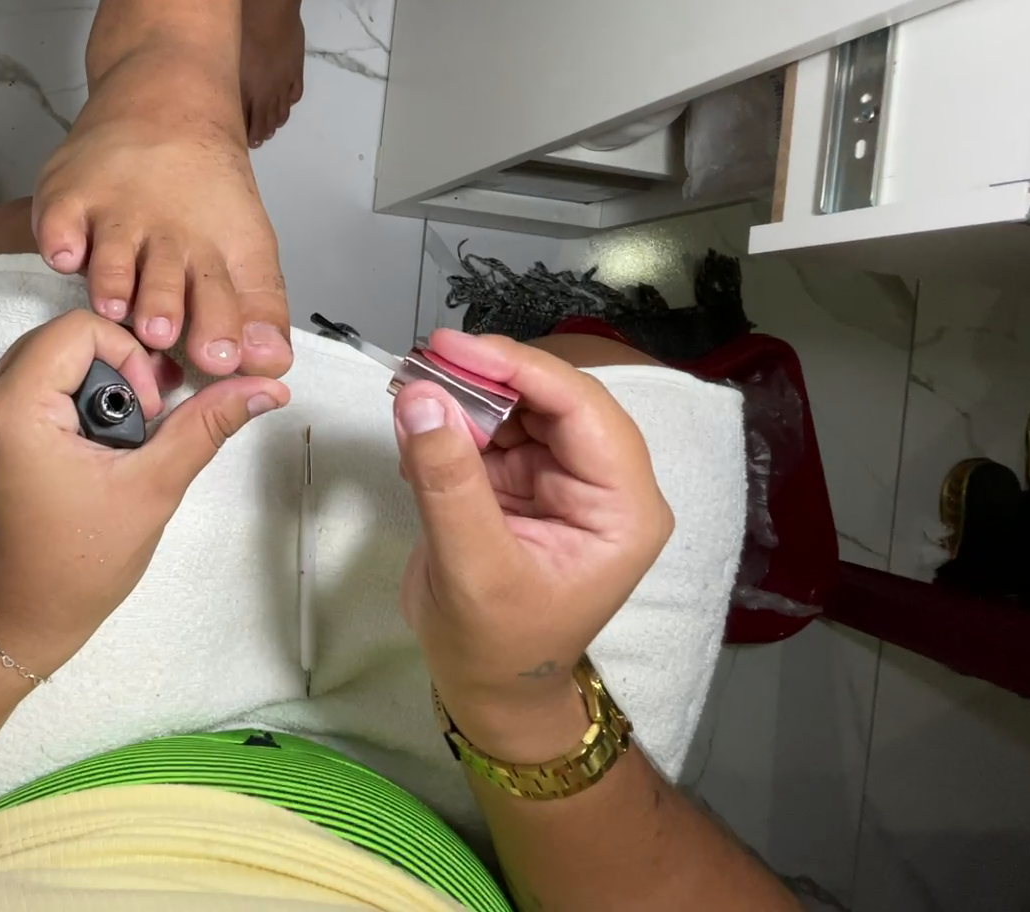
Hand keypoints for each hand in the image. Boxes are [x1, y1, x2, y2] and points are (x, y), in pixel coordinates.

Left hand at [0, 309, 289, 674]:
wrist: (25, 614)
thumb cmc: (82, 561)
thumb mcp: (153, 487)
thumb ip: (207, 426)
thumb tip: (267, 387)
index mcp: (15, 408)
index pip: (81, 328)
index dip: (129, 355)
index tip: (148, 411)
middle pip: (64, 336)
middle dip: (116, 366)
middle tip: (146, 419)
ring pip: (50, 355)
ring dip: (97, 381)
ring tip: (125, 434)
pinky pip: (34, 380)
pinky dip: (72, 394)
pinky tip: (99, 439)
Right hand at [32, 44, 291, 377]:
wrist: (166, 104)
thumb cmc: (205, 190)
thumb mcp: (247, 246)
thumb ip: (257, 309)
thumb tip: (272, 364)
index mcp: (213, 255)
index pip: (223, 297)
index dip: (222, 330)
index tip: (222, 358)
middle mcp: (166, 238)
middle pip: (163, 280)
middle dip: (162, 306)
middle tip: (161, 330)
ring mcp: (117, 216)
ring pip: (113, 256)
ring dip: (113, 280)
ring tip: (113, 304)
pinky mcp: (72, 197)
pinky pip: (62, 220)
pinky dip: (61, 236)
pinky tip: (66, 254)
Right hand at [392, 330, 673, 760]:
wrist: (483, 683)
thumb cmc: (495, 641)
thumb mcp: (473, 564)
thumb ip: (447, 480)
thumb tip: (418, 394)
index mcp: (621, 506)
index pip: (582, 410)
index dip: (520, 368)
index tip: (451, 346)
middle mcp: (596, 481)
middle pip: (548, 399)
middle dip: (485, 378)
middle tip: (421, 362)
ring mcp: (553, 478)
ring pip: (511, 408)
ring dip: (459, 399)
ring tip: (408, 398)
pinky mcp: (512, 482)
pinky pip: (481, 432)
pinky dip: (445, 427)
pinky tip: (414, 442)